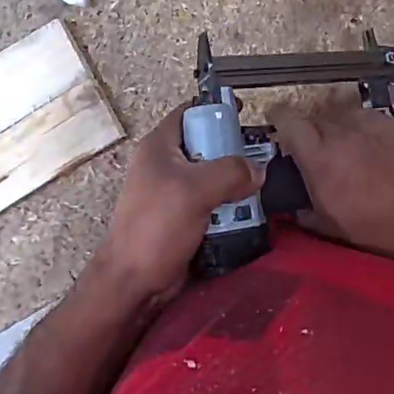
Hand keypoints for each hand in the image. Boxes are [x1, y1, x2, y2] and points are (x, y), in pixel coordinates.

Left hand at [91, 106, 262, 303]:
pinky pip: (213, 203)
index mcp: (160, 146)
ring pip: (213, 177)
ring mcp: (174, 193)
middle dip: (233, 152)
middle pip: (207, 145)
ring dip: (235, 184)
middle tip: (259, 158)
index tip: (244, 114)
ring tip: (257, 190)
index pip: (189, 112)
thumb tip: (257, 171)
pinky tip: (246, 214)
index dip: (215, 109)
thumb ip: (230, 172)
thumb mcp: (195, 190)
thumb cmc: (155, 227)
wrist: (134, 284)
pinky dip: (229, 207)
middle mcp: (166, 165)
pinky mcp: (184, 218)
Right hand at [270, 100, 393, 266]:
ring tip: (347, 154)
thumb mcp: (331, 229)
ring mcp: (367, 123)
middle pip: (311, 119)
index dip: (279, 126)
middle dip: (309, 136)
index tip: (281, 137)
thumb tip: (290, 202)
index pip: (286, 120)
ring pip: (338, 116)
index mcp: (320, 158)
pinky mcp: (390, 121)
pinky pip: (364, 118)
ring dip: (335, 131)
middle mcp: (340, 133)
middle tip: (317, 158)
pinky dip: (360, 130)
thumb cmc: (382, 230)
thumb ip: (302, 210)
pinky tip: (371, 150)